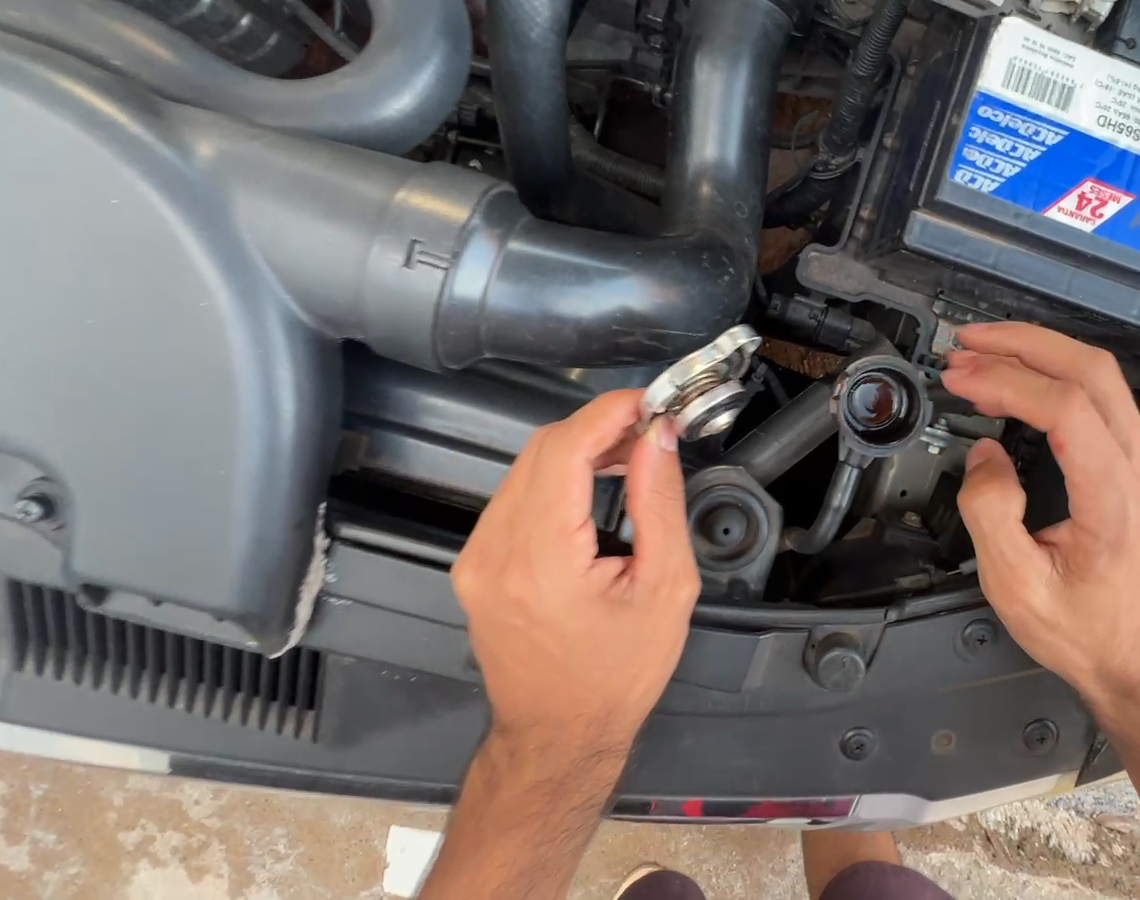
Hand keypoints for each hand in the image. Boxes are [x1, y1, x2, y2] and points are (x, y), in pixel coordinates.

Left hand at [450, 390, 699, 757]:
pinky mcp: (474, 563)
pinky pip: (515, 494)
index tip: (650, 403)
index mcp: (541, 562)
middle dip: (598, 426)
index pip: (563, 451)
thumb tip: (658, 437)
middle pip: (540, 449)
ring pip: (525, 466)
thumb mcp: (665, 588)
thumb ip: (659, 503)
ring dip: (578, 448)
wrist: (558, 736)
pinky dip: (557, 475)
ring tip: (630, 457)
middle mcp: (493, 553)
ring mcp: (475, 558)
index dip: (608, 413)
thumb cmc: (619, 674)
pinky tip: (594, 485)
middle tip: (649, 431)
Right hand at [941, 323, 1139, 708]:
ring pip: (1099, 375)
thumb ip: (991, 513)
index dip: (1007, 380)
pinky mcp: (1134, 464)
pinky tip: (1016, 380)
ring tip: (983, 351)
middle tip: (967, 343)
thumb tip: (985, 454)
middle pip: (1091, 371)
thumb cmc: (1084, 632)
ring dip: (1038, 352)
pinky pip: (1098, 396)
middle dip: (1023, 344)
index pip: (1066, 406)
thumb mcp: (1017, 587)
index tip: (960, 378)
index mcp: (1114, 499)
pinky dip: (1052, 374)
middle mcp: (1139, 470)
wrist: (1136, 659)